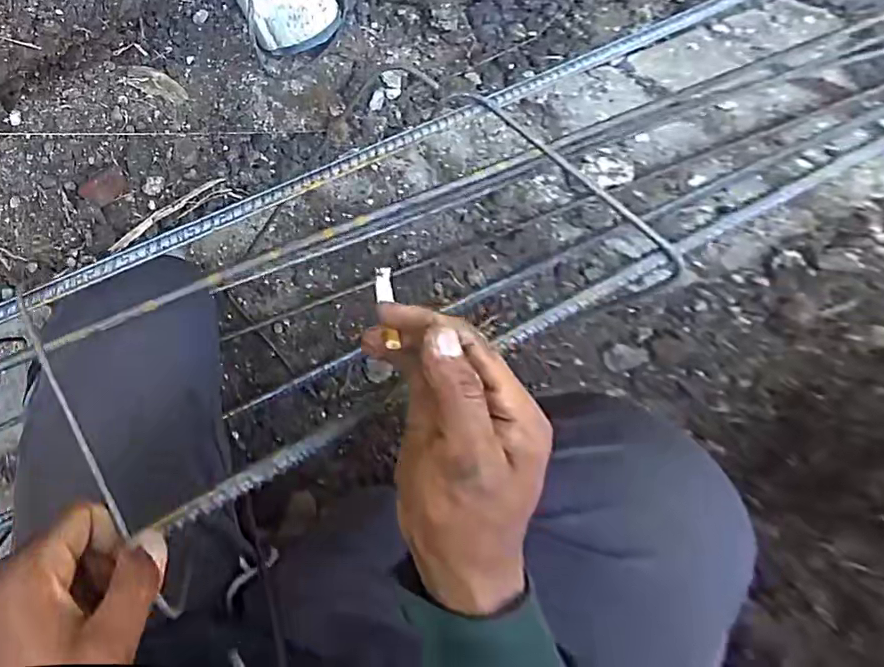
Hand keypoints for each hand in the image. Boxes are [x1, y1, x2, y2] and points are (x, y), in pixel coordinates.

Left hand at [0, 501, 167, 665]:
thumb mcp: (108, 645)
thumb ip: (135, 584)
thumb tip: (153, 539)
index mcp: (29, 565)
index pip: (85, 517)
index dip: (116, 544)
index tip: (126, 589)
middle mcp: (7, 574)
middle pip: (72, 542)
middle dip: (102, 573)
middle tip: (113, 622)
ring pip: (59, 573)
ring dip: (87, 598)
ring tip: (94, 644)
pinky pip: (41, 599)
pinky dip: (66, 615)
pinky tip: (73, 654)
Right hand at [362, 303, 552, 616]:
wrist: (453, 566)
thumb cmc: (467, 518)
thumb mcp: (467, 456)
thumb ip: (458, 393)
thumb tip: (440, 334)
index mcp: (514, 409)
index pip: (474, 348)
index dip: (434, 325)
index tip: (392, 317)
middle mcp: (492, 402)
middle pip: (455, 347)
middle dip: (417, 329)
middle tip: (377, 322)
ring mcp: (465, 408)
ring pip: (436, 358)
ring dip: (405, 342)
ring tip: (369, 338)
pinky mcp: (440, 417)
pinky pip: (423, 377)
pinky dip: (401, 360)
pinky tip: (380, 353)